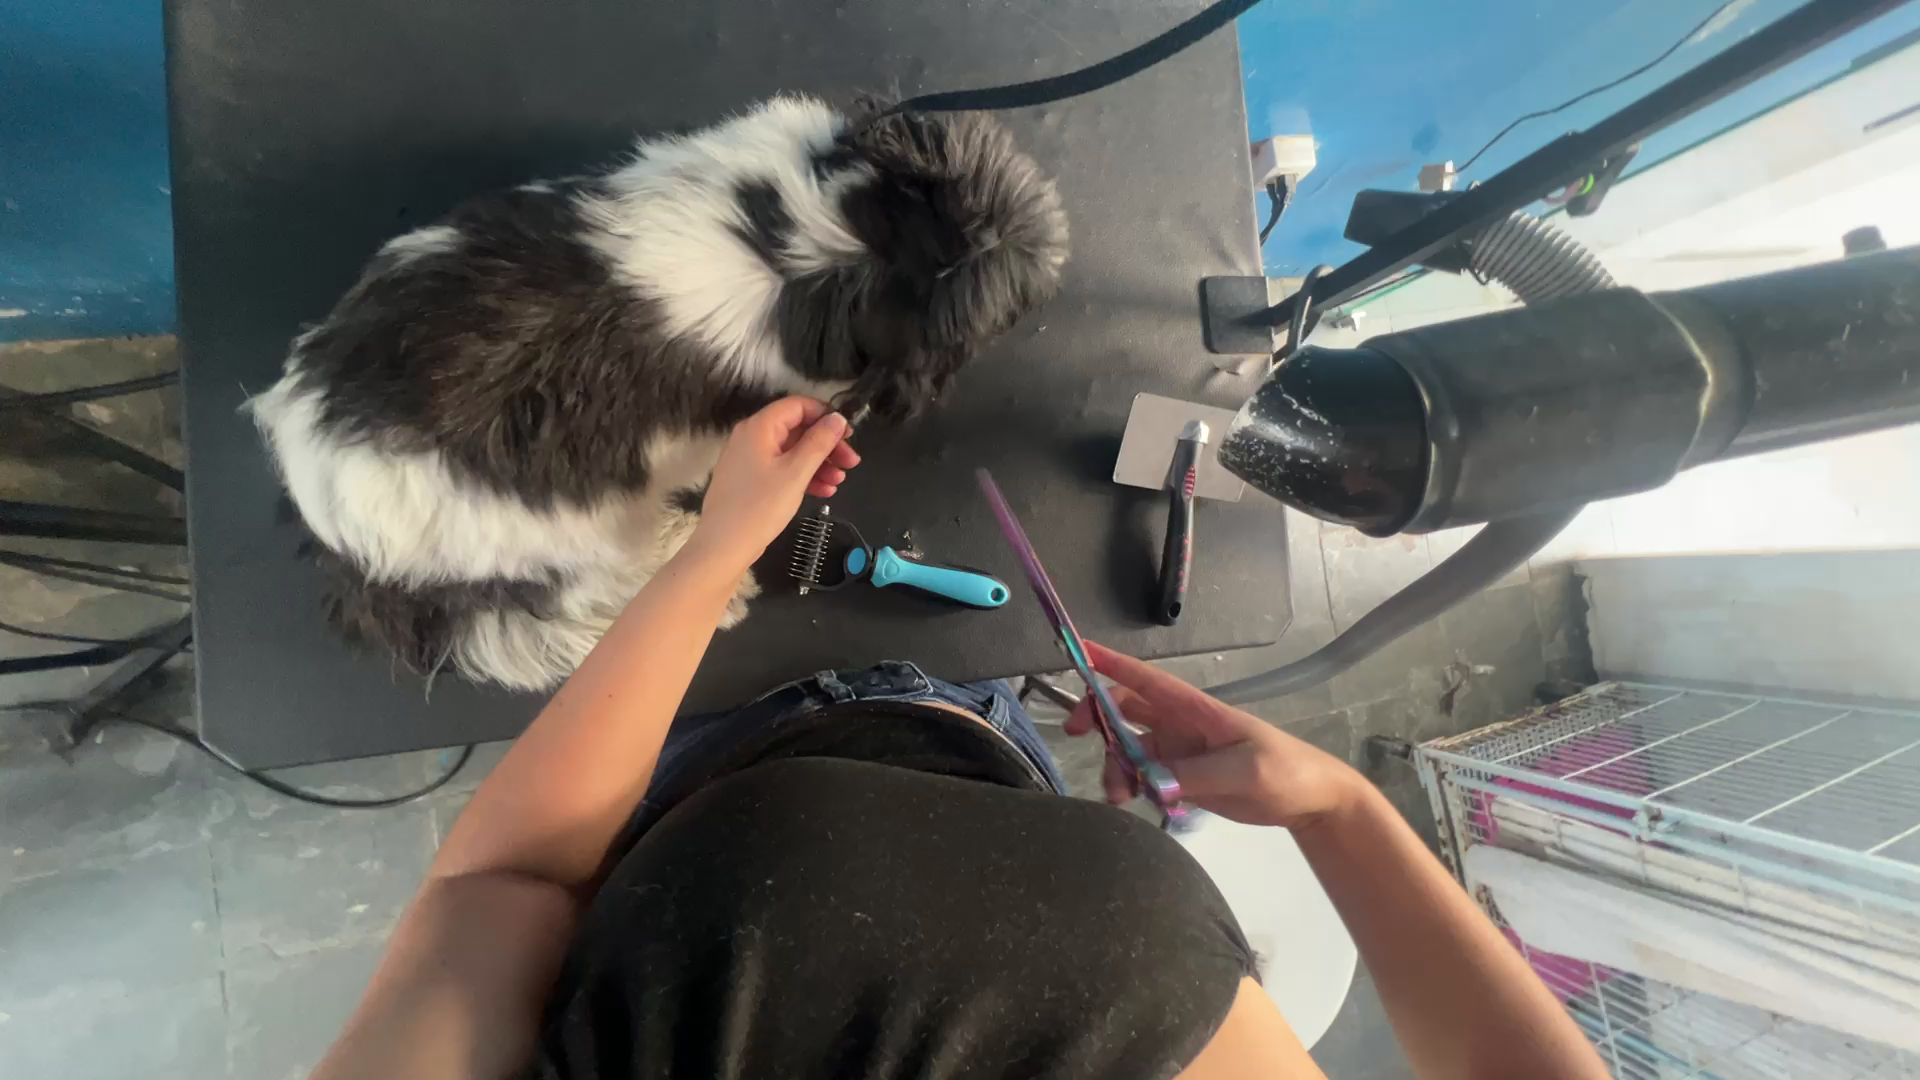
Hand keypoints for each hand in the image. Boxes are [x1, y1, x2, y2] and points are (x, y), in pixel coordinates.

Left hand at [689, 397, 859, 569]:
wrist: (725, 545)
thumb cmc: (760, 506)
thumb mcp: (796, 472)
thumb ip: (819, 442)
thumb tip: (838, 418)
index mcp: (760, 427)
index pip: (798, 406)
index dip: (826, 416)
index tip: (849, 435)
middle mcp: (752, 437)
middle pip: (797, 430)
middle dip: (827, 445)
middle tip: (852, 462)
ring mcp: (749, 459)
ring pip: (792, 452)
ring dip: (819, 463)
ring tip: (840, 481)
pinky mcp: (751, 480)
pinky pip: (782, 469)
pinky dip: (803, 476)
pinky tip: (824, 491)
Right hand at [1065, 642, 1364, 829]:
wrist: (1310, 800)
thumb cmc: (1284, 770)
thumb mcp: (1245, 771)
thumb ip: (1196, 775)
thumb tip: (1150, 783)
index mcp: (1192, 708)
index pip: (1143, 679)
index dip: (1109, 662)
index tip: (1076, 651)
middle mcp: (1177, 723)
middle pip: (1122, 709)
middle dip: (1095, 716)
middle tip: (1074, 734)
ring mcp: (1176, 750)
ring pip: (1127, 747)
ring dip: (1114, 764)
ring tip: (1118, 796)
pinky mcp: (1180, 776)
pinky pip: (1142, 775)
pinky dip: (1131, 786)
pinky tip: (1137, 803)